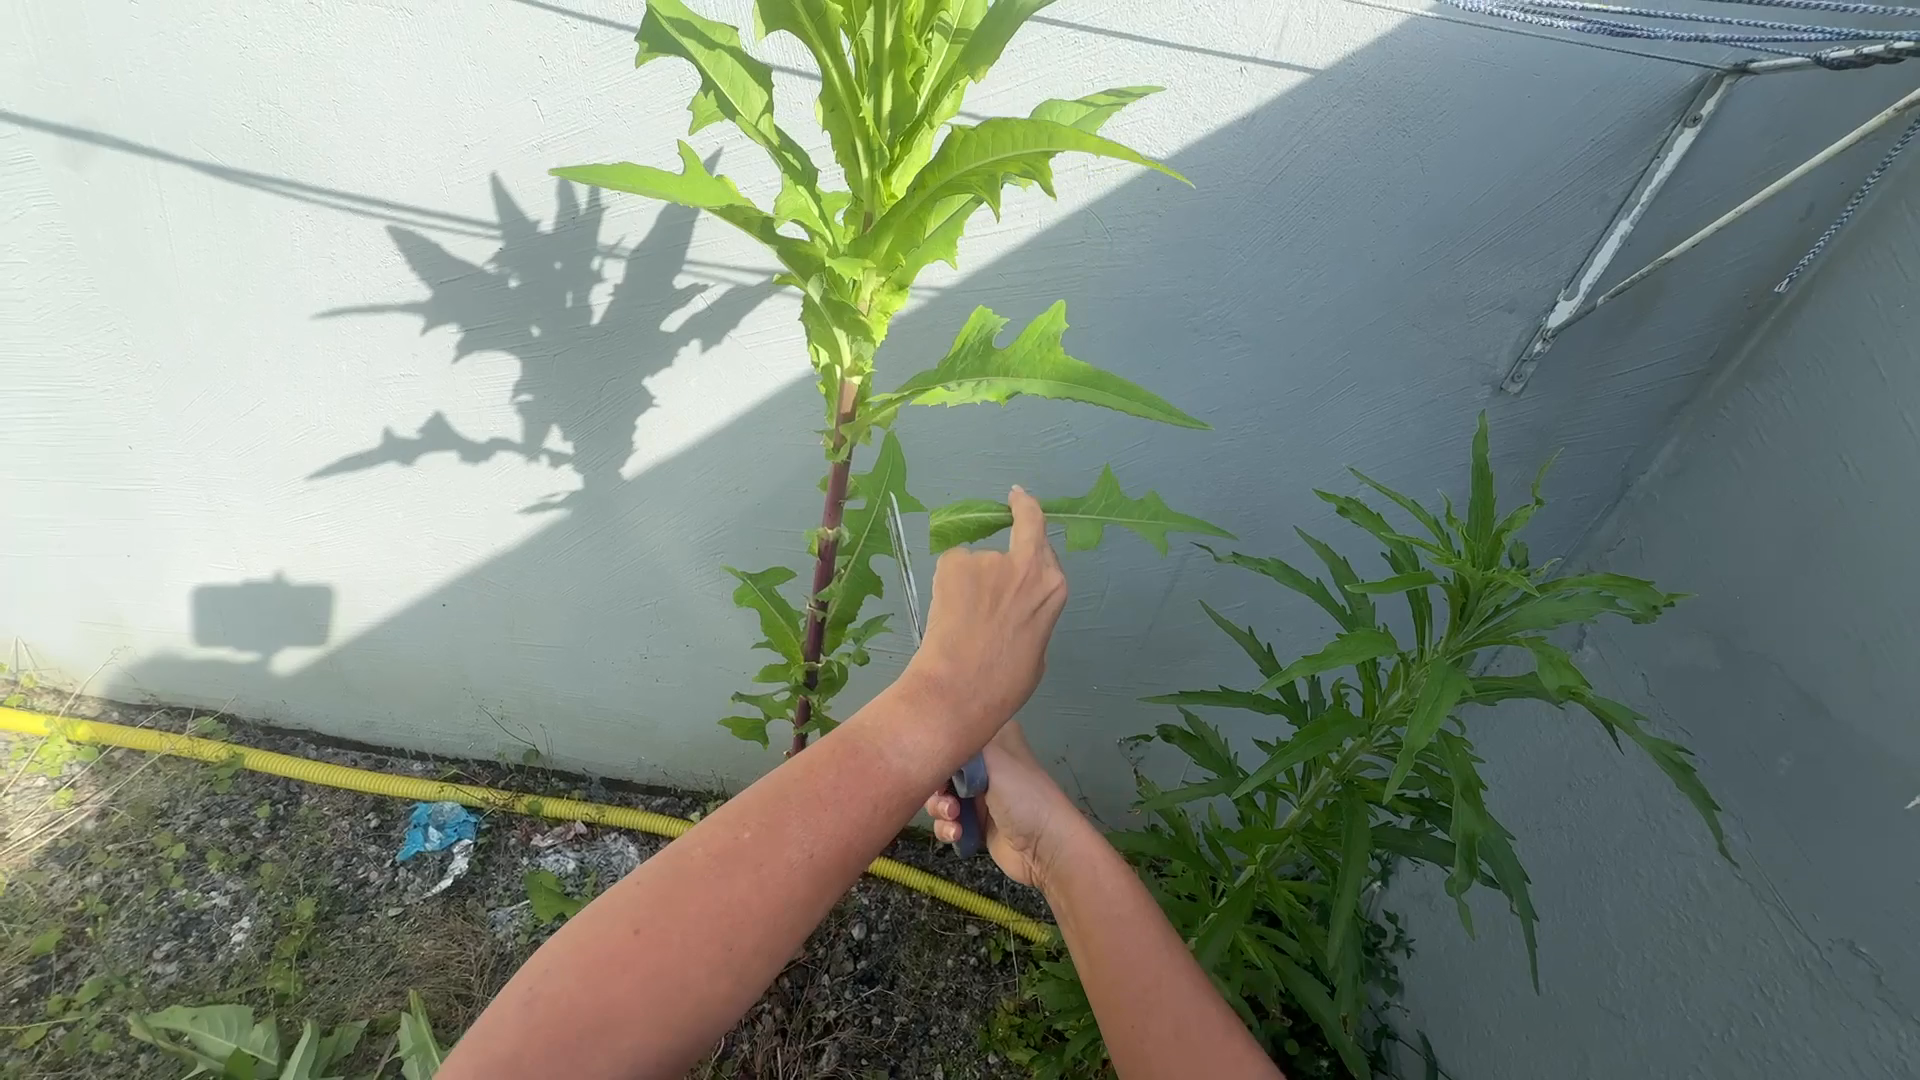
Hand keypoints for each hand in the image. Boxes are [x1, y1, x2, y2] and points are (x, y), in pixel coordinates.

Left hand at [904, 486, 1068, 737]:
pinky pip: (953, 566)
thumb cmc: (1003, 685)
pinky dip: (949, 584)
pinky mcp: (955, 562)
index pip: (1044, 536)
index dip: (1030, 516)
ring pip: (980, 559)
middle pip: (1021, 530)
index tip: (1019, 499)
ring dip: (972, 578)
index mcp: (1052, 589)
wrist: (958, 690)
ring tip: (962, 617)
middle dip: (1010, 528)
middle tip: (994, 547)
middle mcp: (1027, 566)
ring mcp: (989, 560)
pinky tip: (946, 612)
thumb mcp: (1037, 648)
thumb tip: (1017, 606)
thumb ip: (1033, 613)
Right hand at [925, 722, 1089, 888]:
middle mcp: (986, 765)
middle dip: (938, 787)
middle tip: (947, 799)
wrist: (1046, 848)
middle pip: (943, 769)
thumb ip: (961, 744)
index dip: (941, 751)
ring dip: (941, 810)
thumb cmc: (1023, 796)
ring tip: (954, 819)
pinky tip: (958, 835)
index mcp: (995, 741)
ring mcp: (980, 796)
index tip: (933, 765)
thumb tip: (935, 735)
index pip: (957, 737)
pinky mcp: (975, 824)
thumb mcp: (993, 759)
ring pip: (941, 797)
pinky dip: (947, 829)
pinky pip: (948, 823)